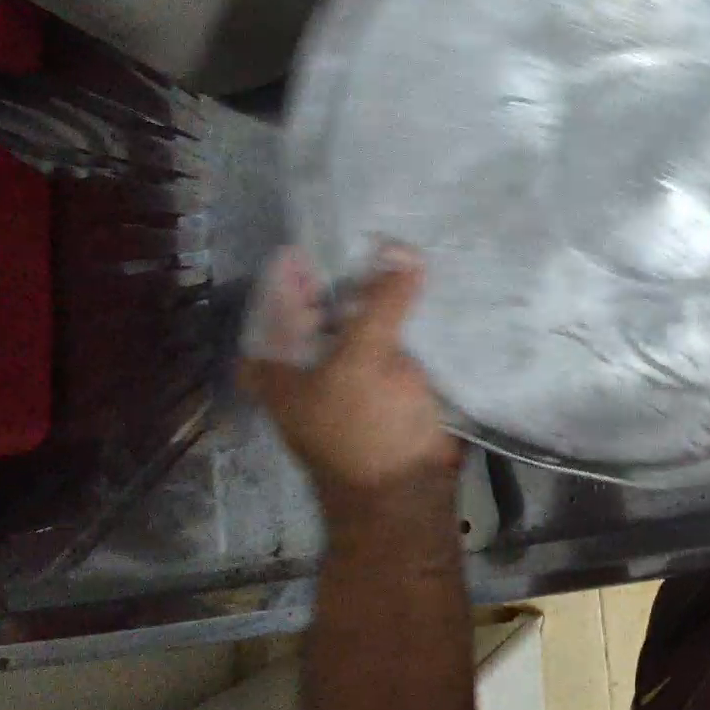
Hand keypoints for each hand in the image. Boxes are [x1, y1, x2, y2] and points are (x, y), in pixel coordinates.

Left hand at [239, 245, 461, 519]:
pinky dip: (413, 311)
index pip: (285, 290)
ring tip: (418, 243)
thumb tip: (404, 251)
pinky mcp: (390, 375)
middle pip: (329, 298)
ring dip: (389, 288)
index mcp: (276, 356)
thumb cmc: (363, 430)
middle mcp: (307, 356)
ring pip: (367, 314)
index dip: (315, 256)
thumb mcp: (360, 361)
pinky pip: (398, 332)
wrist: (406, 488)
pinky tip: (434, 283)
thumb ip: (380, 303)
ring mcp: (350, 366)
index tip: (350, 220)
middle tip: (393, 226)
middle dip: (359, 267)